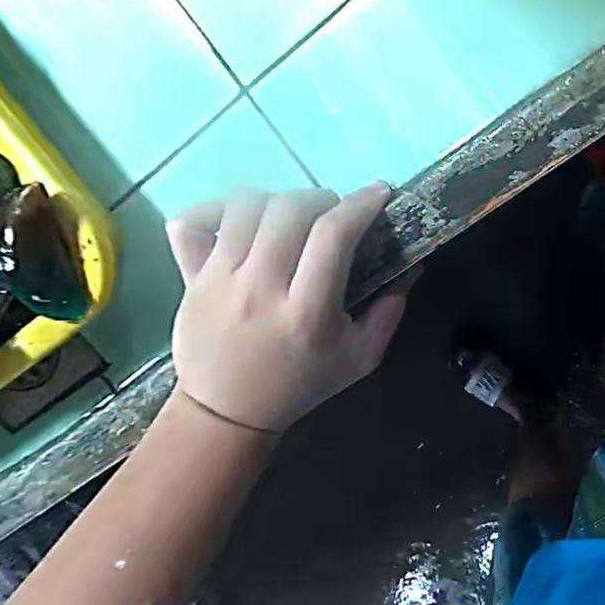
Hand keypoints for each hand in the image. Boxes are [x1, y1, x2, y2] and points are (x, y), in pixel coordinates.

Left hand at [165, 185, 410, 434]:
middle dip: (321, 199)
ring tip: (289, 217)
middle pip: (289, 210)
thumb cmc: (298, 385)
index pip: (333, 235)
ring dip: (277, 200)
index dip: (361, 204)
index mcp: (305, 313)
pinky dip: (216, 208)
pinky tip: (238, 220)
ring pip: (245, 206)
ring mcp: (219, 279)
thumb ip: (388, 314)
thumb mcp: (358, 360)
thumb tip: (413, 267)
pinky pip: (194, 221)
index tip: (378, 193)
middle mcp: (259, 288)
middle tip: (331, 214)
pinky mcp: (190, 276)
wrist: (225, 412)